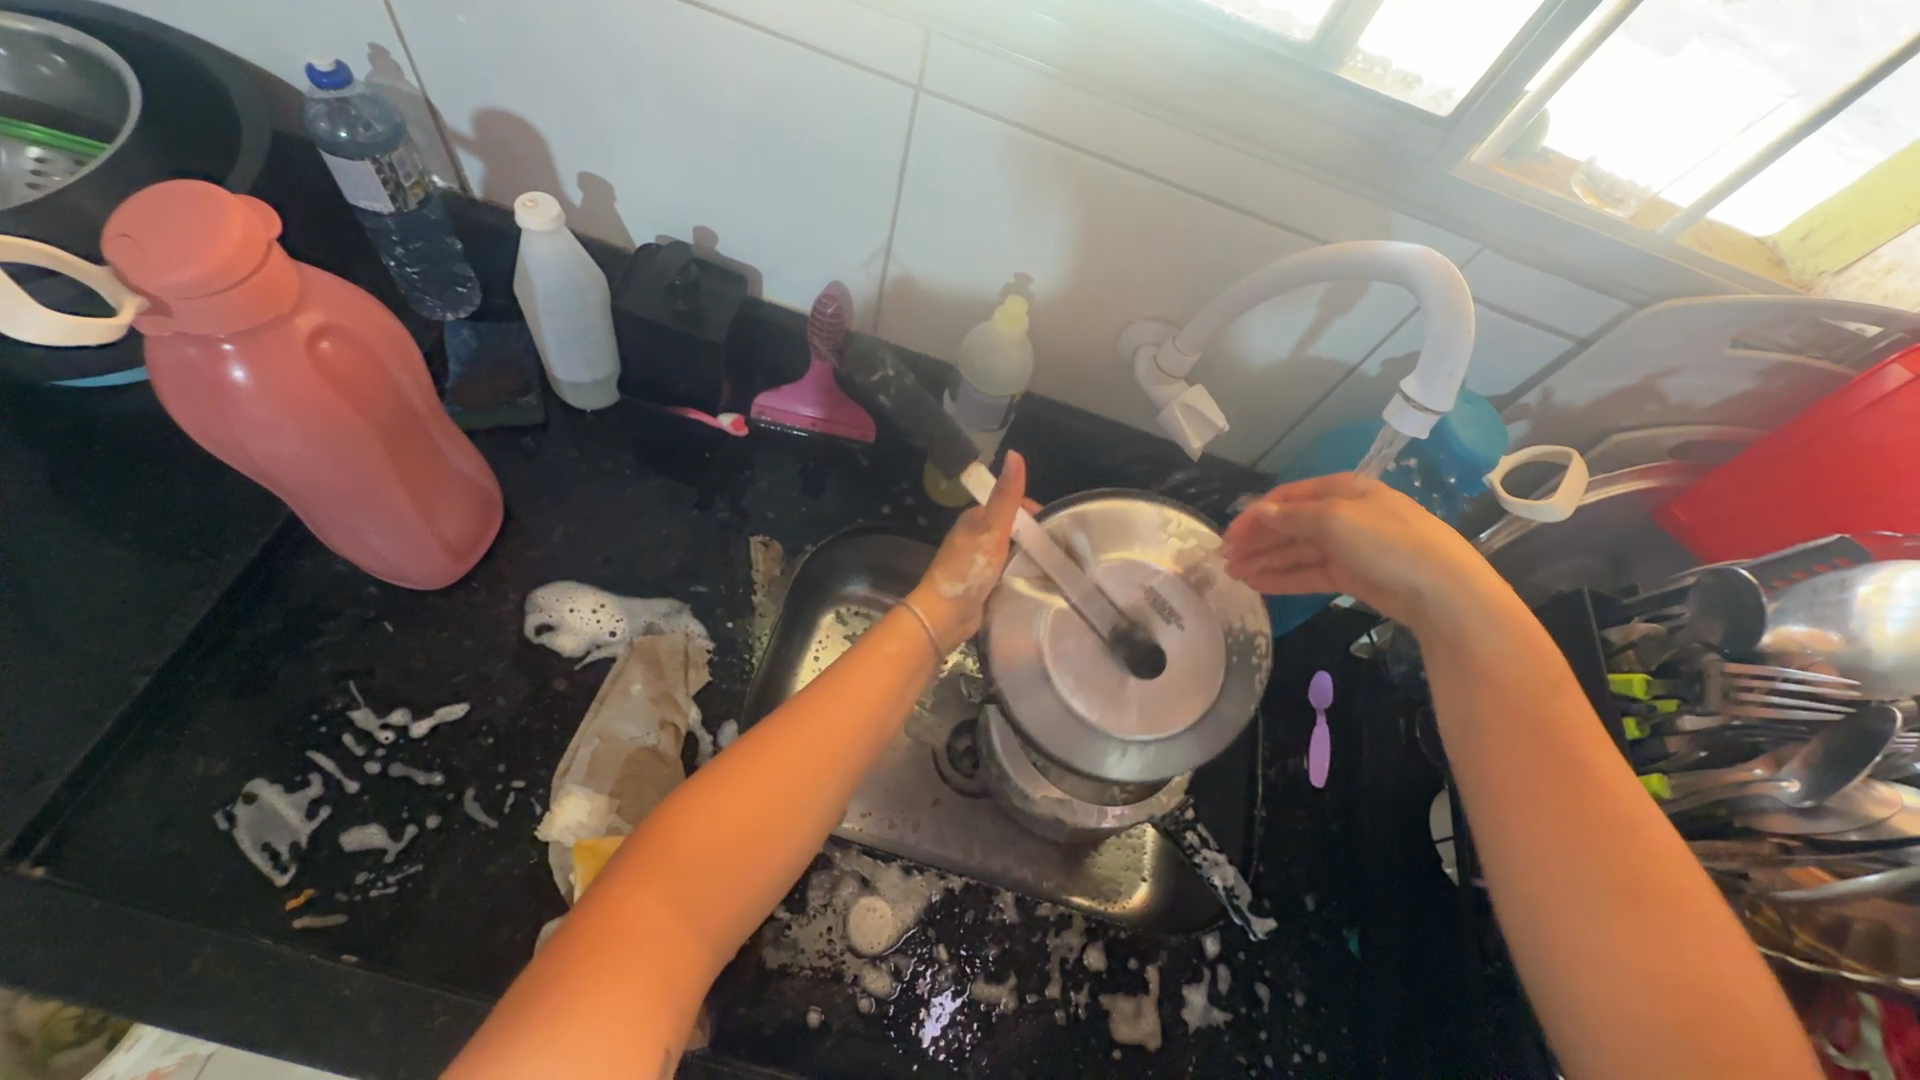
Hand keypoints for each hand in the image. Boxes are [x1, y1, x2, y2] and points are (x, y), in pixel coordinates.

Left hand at [907, 450, 1036, 649]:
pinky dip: (1020, 572)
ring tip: (1052, 564)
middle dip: (1033, 534)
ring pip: (1010, 550)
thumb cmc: (968, 569)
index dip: (1033, 511)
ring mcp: (977, 561)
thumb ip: (1006, 496)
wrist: (945, 614)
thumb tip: (1014, 455)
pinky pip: (1007, 571)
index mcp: (974, 518)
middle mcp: (974, 536)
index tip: (1054, 525)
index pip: (1010, 504)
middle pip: (1012, 527)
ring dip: (1028, 555)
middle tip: (1057, 547)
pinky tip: (1034, 580)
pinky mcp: (981, 583)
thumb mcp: (991, 528)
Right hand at [1219, 472, 1500, 634]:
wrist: (1442, 591)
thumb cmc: (1389, 543)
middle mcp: (1343, 515)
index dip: (1256, 514)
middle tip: (1224, 558)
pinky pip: (1308, 573)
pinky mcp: (1351, 576)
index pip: (1289, 497)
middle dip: (1257, 540)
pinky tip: (1257, 584)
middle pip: (1290, 525)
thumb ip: (1292, 517)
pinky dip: (1282, 578)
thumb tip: (1259, 512)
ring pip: (1296, 552)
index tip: (1229, 535)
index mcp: (1343, 491)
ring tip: (1233, 575)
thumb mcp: (1335, 520)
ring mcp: (1348, 548)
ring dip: (1264, 561)